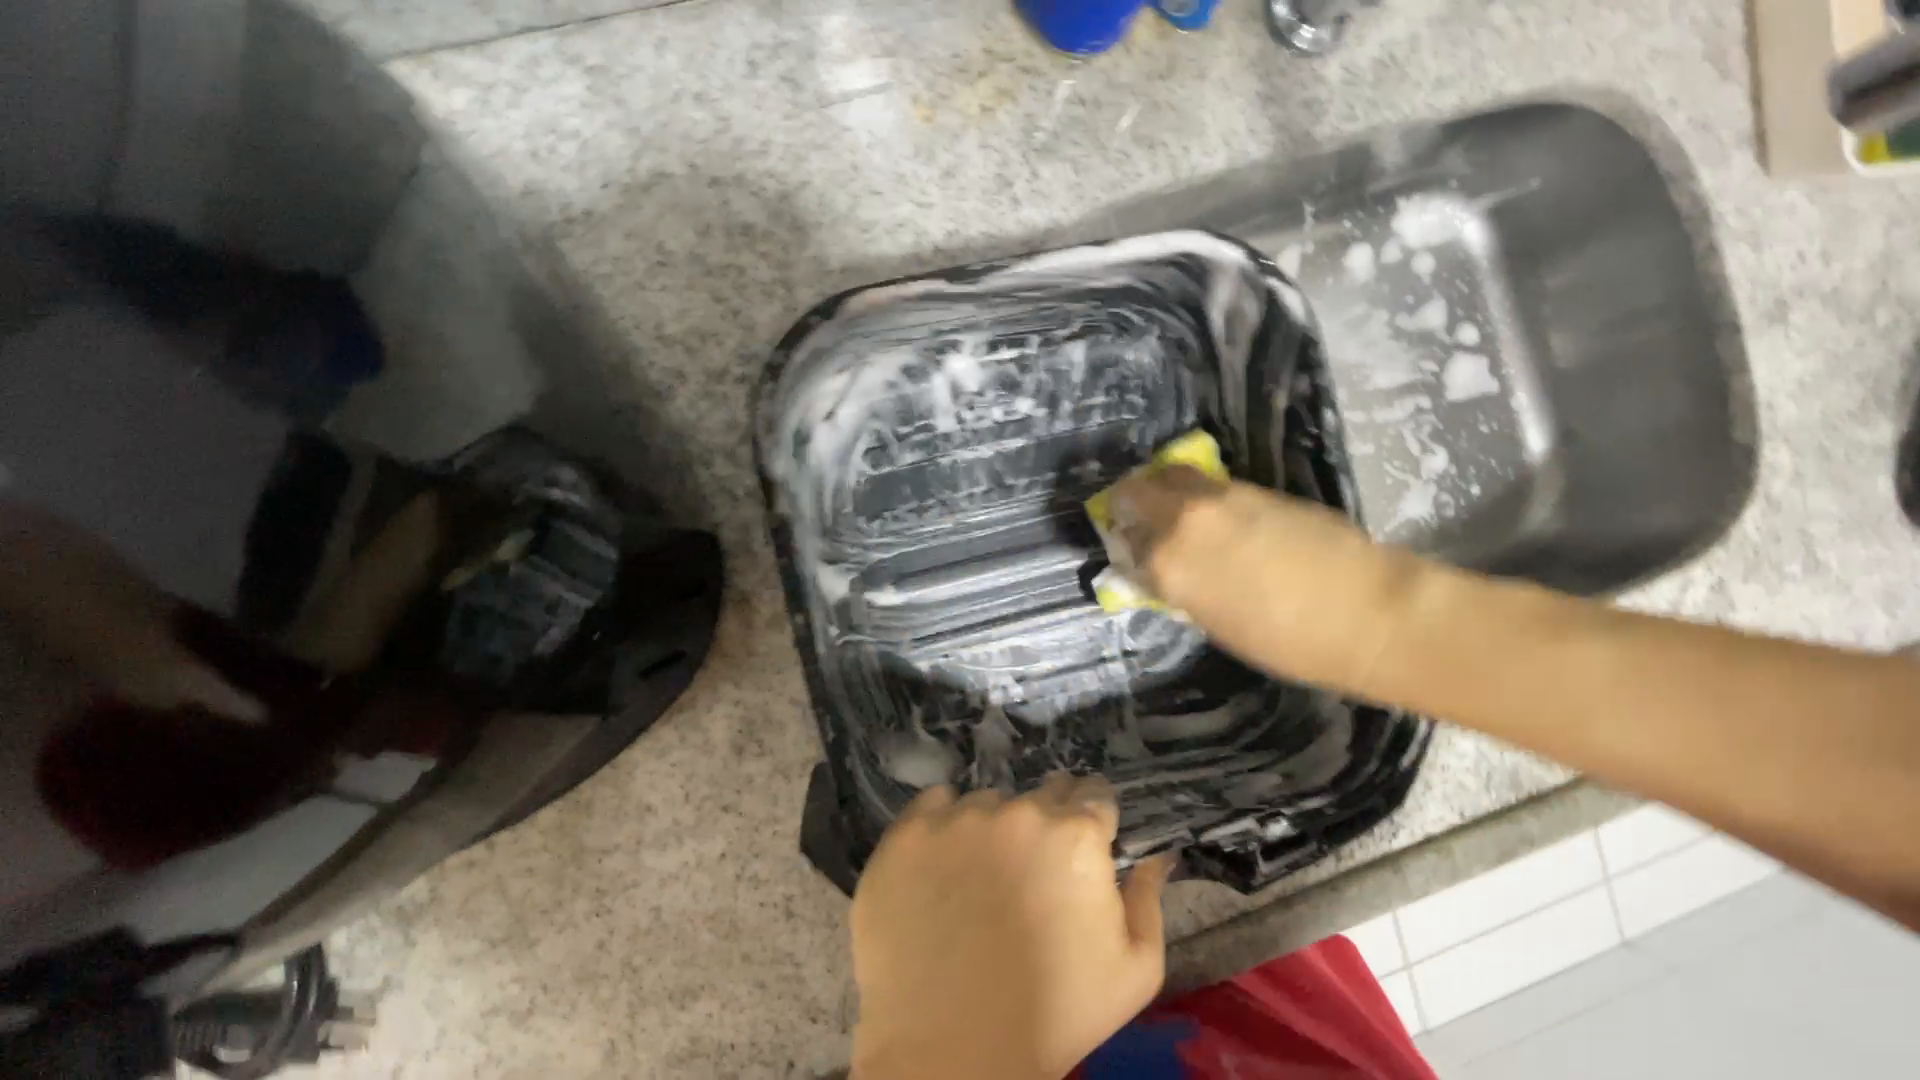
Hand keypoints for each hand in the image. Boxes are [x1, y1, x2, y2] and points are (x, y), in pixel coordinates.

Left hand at [849, 773, 1174, 1079]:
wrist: (950, 1050)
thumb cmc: (1055, 1015)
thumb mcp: (1135, 970)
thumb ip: (1149, 898)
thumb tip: (1158, 855)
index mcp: (1076, 835)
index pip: (1094, 795)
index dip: (1093, 818)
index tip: (1085, 841)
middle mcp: (1017, 812)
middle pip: (1041, 794)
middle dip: (1047, 821)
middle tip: (1035, 868)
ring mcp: (956, 819)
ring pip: (986, 803)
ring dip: (994, 827)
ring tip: (982, 877)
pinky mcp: (906, 834)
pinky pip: (933, 806)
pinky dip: (942, 826)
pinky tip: (942, 865)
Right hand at [1104, 467, 1422, 690]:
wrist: (1366, 611)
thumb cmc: (1286, 641)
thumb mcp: (1216, 624)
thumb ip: (1181, 591)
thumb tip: (1164, 576)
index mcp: (1167, 564)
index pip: (1124, 544)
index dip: (1123, 548)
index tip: (1129, 555)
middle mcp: (1184, 520)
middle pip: (1137, 491)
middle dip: (1131, 503)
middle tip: (1139, 520)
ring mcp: (1222, 497)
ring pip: (1174, 476)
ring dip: (1164, 490)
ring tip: (1177, 514)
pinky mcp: (1257, 488)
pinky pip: (1211, 484)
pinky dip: (1201, 494)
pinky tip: (1218, 518)